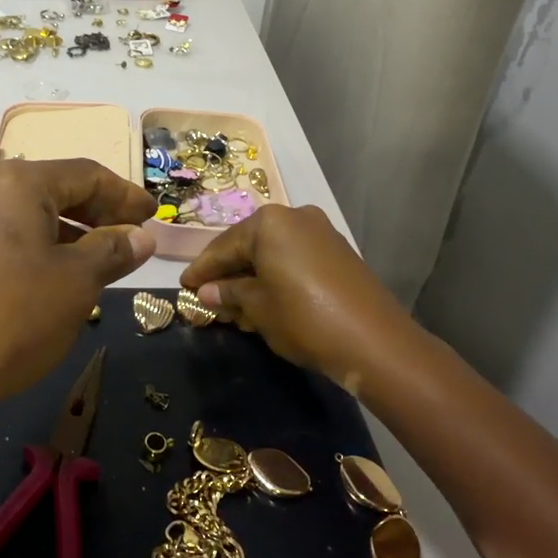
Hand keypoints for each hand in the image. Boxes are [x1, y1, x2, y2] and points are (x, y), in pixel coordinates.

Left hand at [0, 159, 156, 411]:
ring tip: (97, 263)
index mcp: (17, 182)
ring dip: (65, 234)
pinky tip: (49, 281)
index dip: (125, 194)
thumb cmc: (11, 316)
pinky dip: (33, 250)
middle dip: (96, 213)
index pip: (86, 173)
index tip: (153, 215)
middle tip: (130, 237)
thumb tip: (140, 236)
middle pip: (52, 189)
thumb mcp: (75, 284)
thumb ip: (111, 252)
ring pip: (24, 216)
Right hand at [179, 204, 417, 389]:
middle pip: (249, 244)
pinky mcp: (338, 252)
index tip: (183, 286)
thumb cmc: (304, 318)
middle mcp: (295, 216)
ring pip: (274, 252)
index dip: (201, 269)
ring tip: (234, 305)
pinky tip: (266, 299)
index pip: (223, 245)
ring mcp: (321, 232)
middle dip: (228, 271)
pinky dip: (277, 276)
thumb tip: (206, 291)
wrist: (374, 341)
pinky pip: (295, 258)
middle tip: (205, 295)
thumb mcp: (258, 308)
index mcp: (269, 222)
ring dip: (253, 276)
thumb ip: (229, 294)